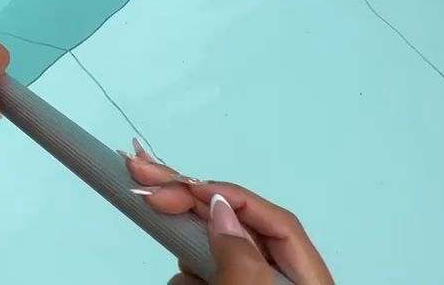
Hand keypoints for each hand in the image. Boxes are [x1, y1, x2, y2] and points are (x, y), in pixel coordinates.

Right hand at [124, 142, 334, 284]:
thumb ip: (242, 260)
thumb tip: (218, 207)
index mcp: (306, 279)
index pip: (275, 219)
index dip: (228, 194)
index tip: (181, 185)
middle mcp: (278, 277)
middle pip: (234, 222)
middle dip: (184, 196)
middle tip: (137, 170)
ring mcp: (249, 284)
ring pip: (209, 245)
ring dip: (179, 241)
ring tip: (157, 235)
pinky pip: (199, 269)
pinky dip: (184, 271)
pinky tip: (182, 281)